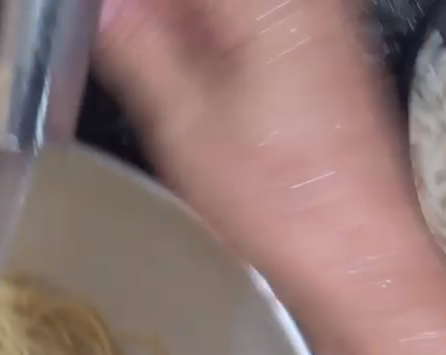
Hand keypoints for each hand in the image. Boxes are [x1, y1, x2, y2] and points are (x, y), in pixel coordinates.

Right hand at [96, 0, 439, 321]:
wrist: (347, 240)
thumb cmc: (270, 194)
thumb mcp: (182, 122)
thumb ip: (139, 52)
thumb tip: (105, 9)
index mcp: (266, 6)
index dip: (136, 4)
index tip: (99, 21)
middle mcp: (300, 3)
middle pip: (202, 1)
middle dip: (154, 14)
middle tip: (110, 39)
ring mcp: (315, 22)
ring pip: (223, 15)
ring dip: (175, 29)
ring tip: (137, 61)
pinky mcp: (315, 51)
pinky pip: (248, 27)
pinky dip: (205, 43)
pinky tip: (180, 81)